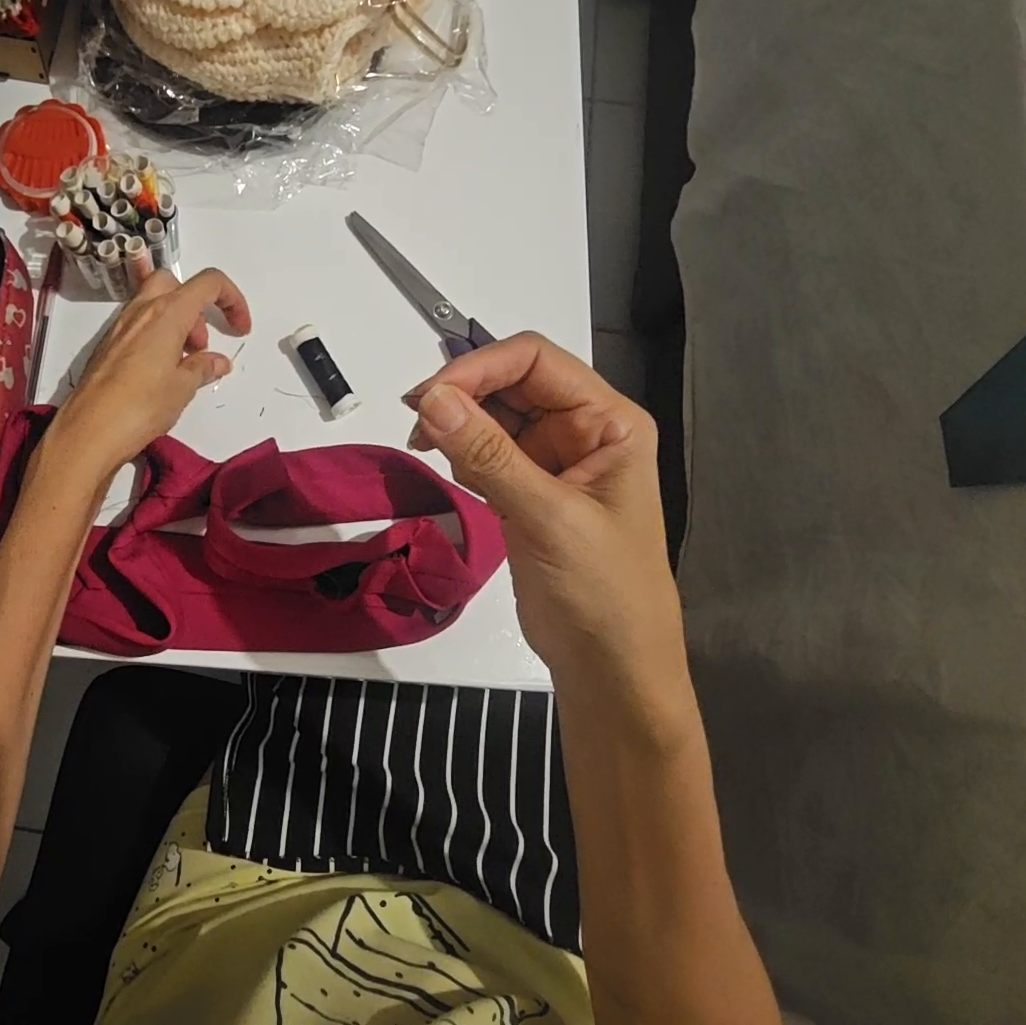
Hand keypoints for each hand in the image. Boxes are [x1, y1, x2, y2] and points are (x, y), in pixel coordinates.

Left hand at [46, 268, 252, 476]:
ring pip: (154, 304)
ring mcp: (120, 327)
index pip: (208, 283)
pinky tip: (160, 374)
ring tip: (182, 366)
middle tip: (201, 345)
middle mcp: (141, 310)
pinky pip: (139, 326)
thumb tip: (217, 362)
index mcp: (167, 313)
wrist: (89, 431)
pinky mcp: (108, 346)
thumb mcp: (182, 388)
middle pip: (175, 284)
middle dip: (196, 307)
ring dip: (176, 324)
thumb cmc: (141, 406)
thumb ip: (203, 368)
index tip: (240, 329)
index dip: (232, 299)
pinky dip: (156, 337)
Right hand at [405, 332, 679, 677]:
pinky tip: (450, 468)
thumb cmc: (601, 591)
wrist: (609, 665)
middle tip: (416, 422)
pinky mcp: (526, 491)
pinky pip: (485, 452)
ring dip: (456, 425)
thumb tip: (432, 399)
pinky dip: (460, 453)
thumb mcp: (546, 515)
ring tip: (428, 448)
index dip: (479, 367)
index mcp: (607, 422)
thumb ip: (487, 453)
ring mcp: (552, 461)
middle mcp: (581, 431)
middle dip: (463, 395)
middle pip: (511, 383)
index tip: (428, 396)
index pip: (535, 360)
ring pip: (492, 417)